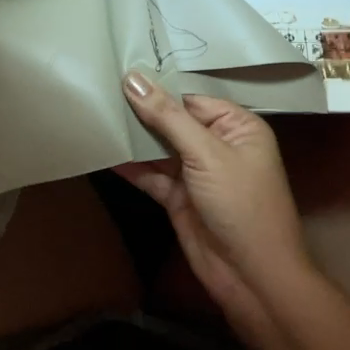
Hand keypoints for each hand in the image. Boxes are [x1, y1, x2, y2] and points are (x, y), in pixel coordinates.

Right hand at [116, 74, 311, 310]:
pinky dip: (130, 165)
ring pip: (158, 147)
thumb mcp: (207, 154)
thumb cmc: (241, 205)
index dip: (157, 86)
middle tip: (99, 89)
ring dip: (132, 137)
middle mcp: (216, 144)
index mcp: (236, 126)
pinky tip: (104, 150)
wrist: (254, 279)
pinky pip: (150, 174)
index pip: (189, 97)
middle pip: (172, 120)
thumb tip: (133, 78)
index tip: (119, 69)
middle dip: (140, 110)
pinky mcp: (179, 198)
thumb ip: (167, 117)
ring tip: (95, 114)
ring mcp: (196, 173)